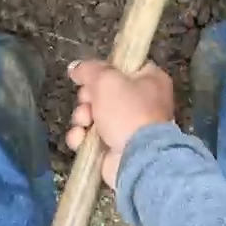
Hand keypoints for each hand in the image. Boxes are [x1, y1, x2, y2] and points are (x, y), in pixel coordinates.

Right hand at [65, 60, 175, 188]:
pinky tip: (81, 139)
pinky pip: (90, 137)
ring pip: (93, 115)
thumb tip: (75, 67)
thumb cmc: (127, 112)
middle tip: (88, 103)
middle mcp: (142, 102)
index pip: (123, 68)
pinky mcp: (114, 147)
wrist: (137, 158)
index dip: (103, 71)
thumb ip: (89, 70)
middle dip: (88, 99)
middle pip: (103, 92)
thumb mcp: (107, 80)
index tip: (90, 77)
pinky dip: (82, 138)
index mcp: (150, 80)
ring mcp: (128, 127)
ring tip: (85, 123)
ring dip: (82, 118)